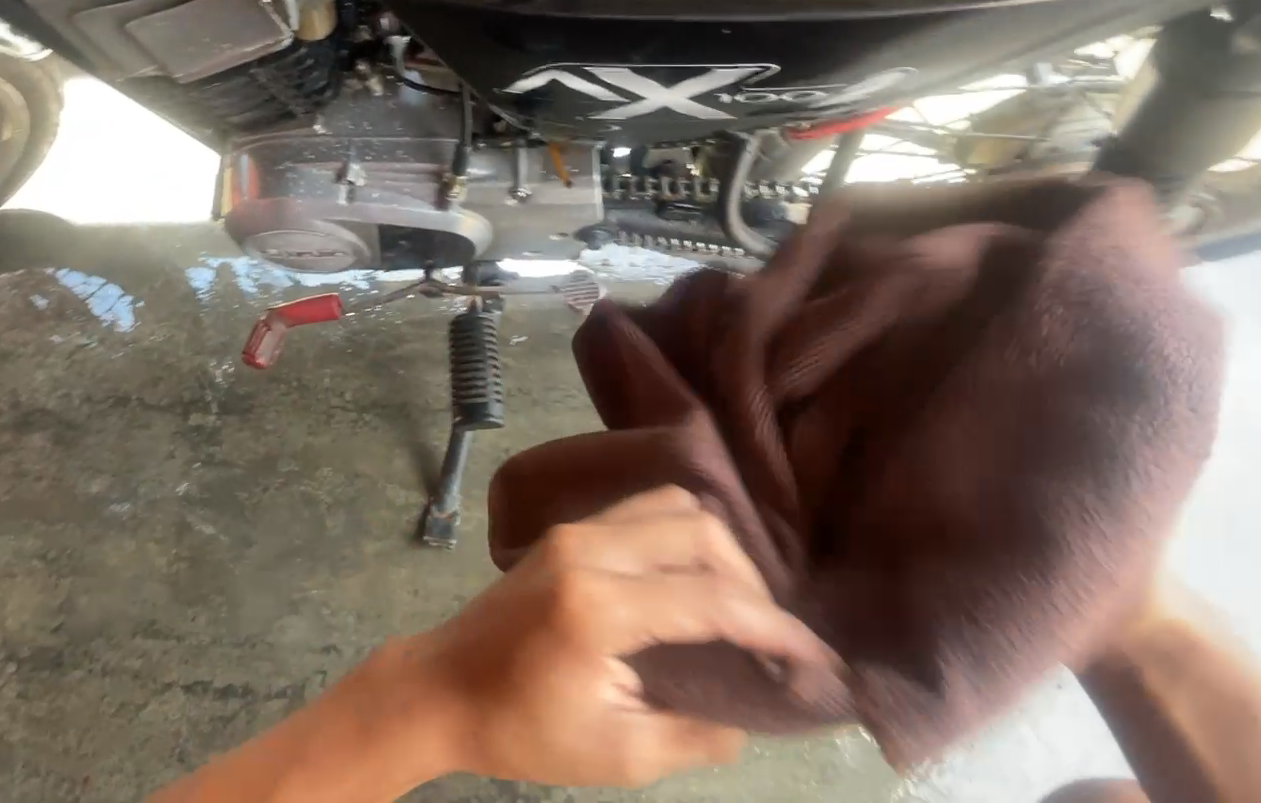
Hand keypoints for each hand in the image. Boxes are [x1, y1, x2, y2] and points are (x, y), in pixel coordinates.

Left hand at [396, 486, 839, 787]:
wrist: (442, 687)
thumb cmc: (521, 731)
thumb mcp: (617, 754)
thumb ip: (696, 732)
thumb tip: (755, 712)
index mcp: (597, 607)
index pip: (710, 600)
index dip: (776, 630)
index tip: (818, 662)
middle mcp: (588, 549)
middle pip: (699, 532)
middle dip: (752, 584)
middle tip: (772, 638)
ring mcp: (574, 530)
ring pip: (673, 507)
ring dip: (719, 551)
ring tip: (738, 606)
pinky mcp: (567, 529)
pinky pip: (643, 510)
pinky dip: (683, 534)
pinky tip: (695, 576)